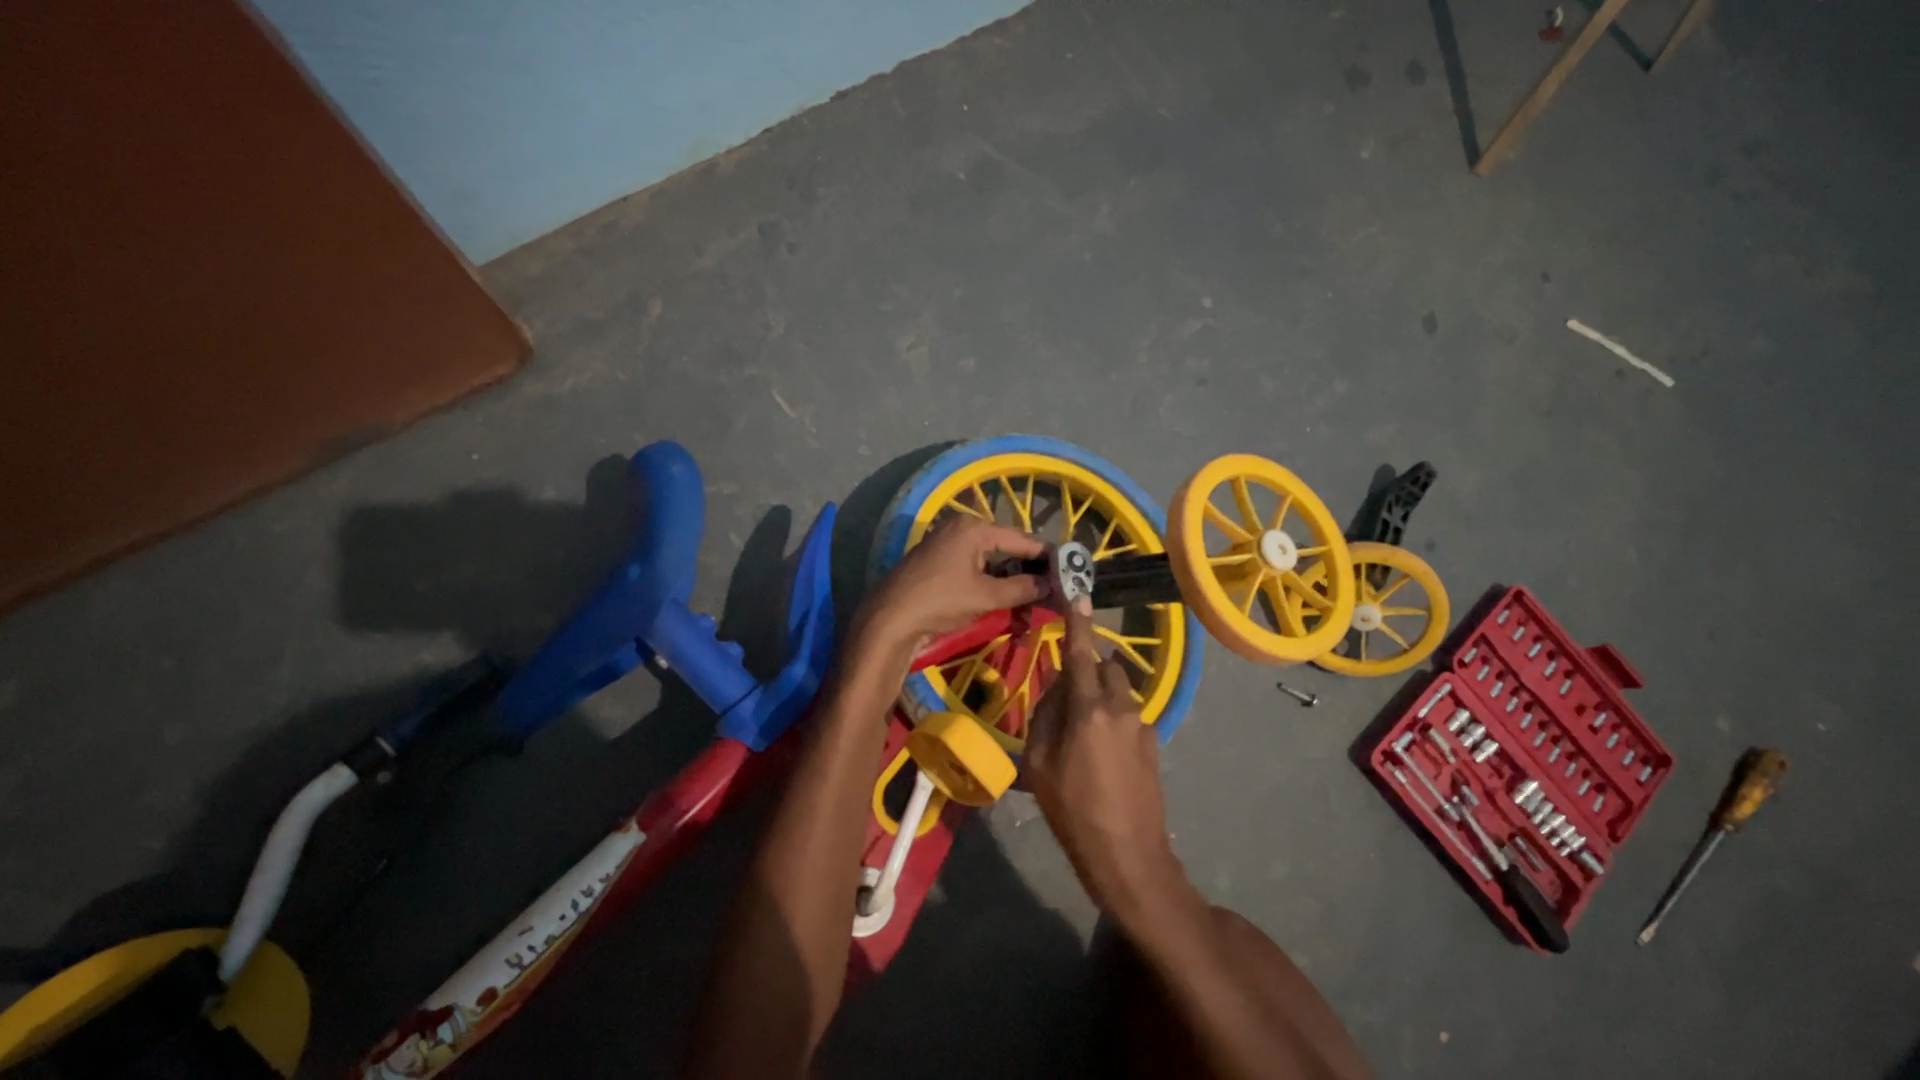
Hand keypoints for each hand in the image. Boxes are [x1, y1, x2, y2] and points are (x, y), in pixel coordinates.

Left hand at [855, 519, 1047, 651]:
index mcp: (973, 528)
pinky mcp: (935, 562)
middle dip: (1026, 567)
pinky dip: (988, 579)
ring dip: (1007, 576)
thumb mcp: (986, 597)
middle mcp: (958, 528)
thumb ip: (1022, 588)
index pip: (1020, 539)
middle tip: (1051, 584)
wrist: (891, 620)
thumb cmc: (940, 601)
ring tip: (1031, 593)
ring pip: (988, 558)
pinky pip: (971, 566)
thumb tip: (1050, 585)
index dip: (1045, 555)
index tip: (1067, 568)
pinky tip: (1001, 596)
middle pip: (1004, 546)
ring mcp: (944, 544)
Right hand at [1025, 596, 1182, 915]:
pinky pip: (1126, 715)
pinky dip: (1109, 719)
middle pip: (1104, 668)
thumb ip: (1045, 716)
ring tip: (1076, 736)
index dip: (1078, 622)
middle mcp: (1122, 707)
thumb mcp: (1038, 764)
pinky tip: (1096, 756)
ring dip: (1098, 697)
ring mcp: (1143, 725)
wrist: (1129, 855)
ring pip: (1117, 691)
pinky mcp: (1154, 744)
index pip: (1082, 653)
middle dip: (1086, 669)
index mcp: (1089, 709)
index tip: (1076, 593)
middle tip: (1061, 699)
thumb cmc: (1072, 812)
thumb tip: (1057, 689)